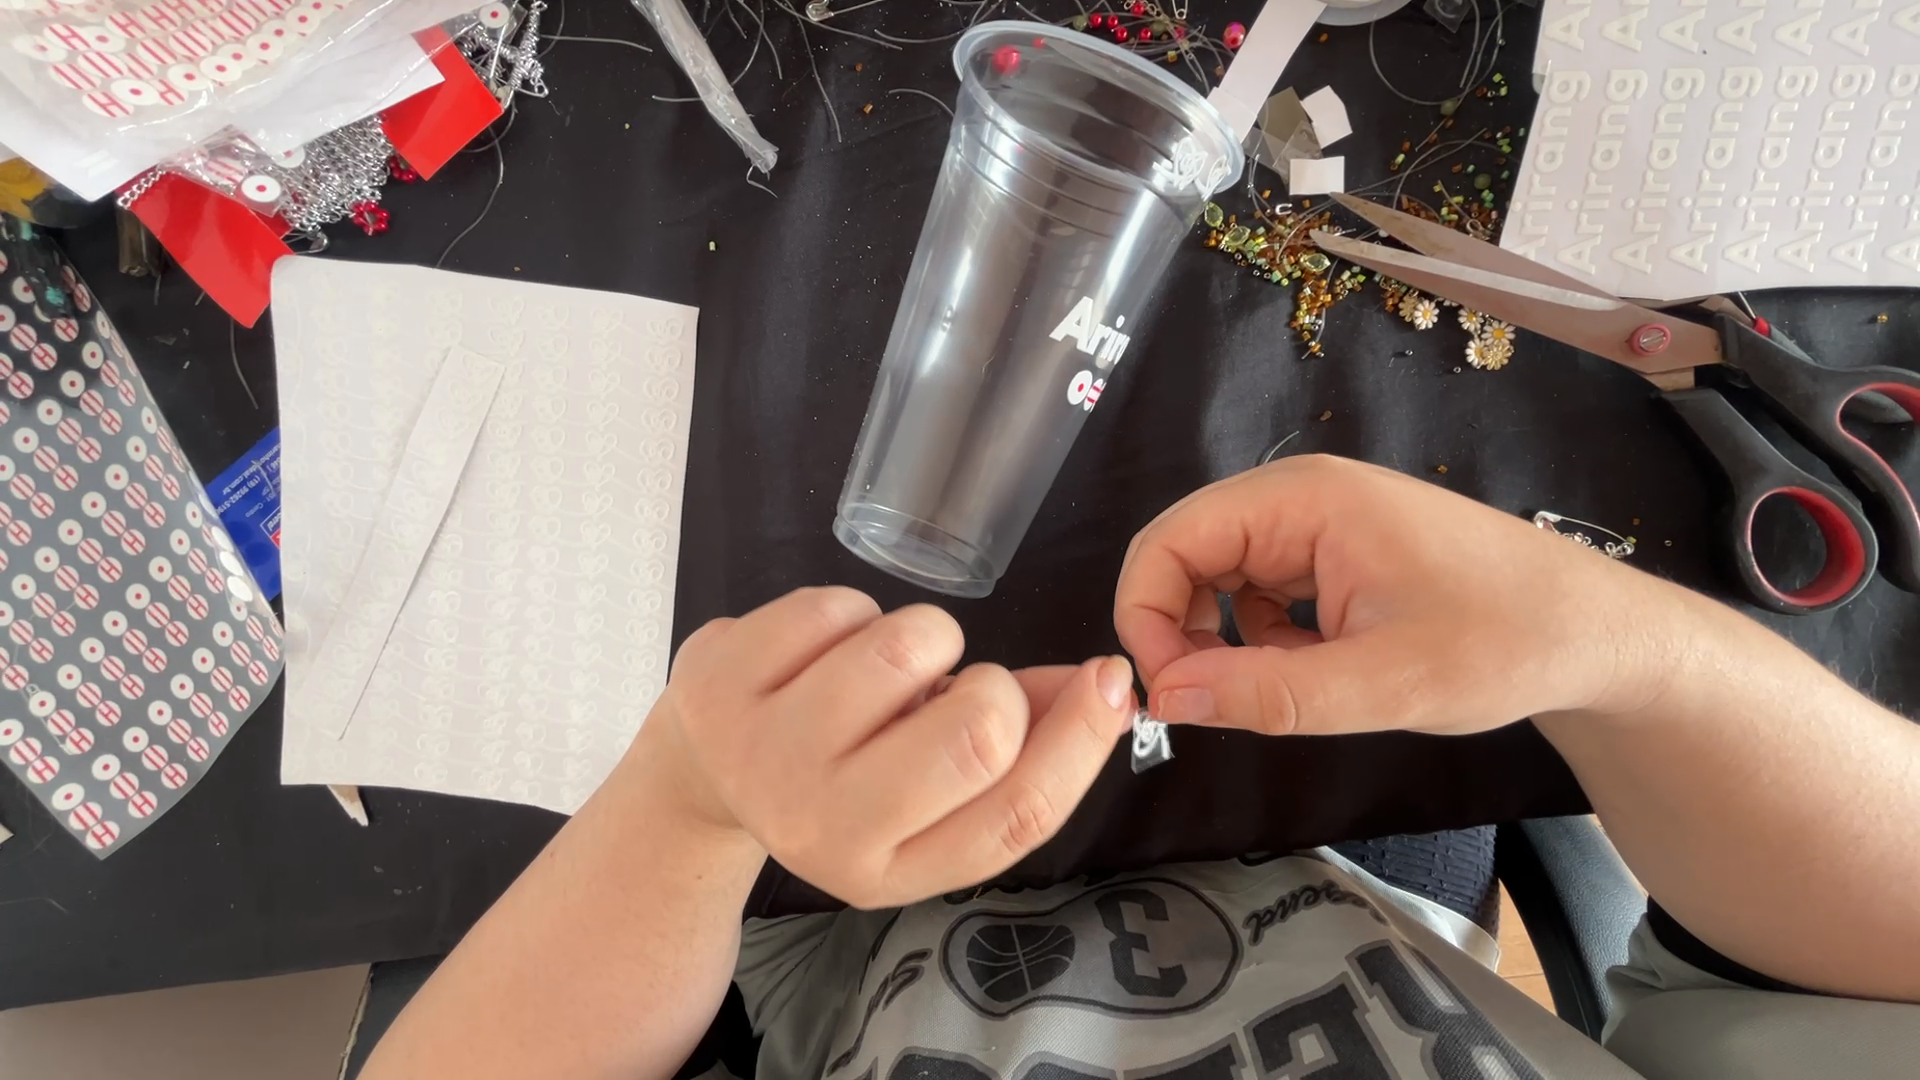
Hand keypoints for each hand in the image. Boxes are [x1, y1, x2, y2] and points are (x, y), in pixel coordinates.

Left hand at [630, 587, 1134, 908]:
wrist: (706, 771)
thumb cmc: (839, 774)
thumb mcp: (923, 792)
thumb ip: (1021, 745)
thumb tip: (1109, 689)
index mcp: (891, 868)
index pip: (1016, 813)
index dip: (1081, 740)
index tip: (1111, 677)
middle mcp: (825, 827)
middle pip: (975, 733)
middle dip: (988, 684)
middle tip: (951, 686)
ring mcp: (763, 753)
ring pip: (906, 645)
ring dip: (918, 636)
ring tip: (881, 667)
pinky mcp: (720, 679)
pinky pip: (835, 605)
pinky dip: (851, 612)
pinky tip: (822, 648)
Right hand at [1113, 455, 1681, 736]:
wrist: (1603, 638)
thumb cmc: (1504, 645)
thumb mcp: (1382, 684)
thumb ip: (1265, 693)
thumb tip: (1161, 700)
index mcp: (1298, 500)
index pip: (1169, 541)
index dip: (1145, 615)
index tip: (1168, 693)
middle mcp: (1292, 498)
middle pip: (1183, 555)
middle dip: (1177, 630)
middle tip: (1206, 698)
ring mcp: (1309, 523)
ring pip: (1213, 577)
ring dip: (1219, 637)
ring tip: (1273, 683)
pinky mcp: (1324, 553)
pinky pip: (1252, 591)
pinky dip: (1256, 637)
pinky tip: (1307, 663)